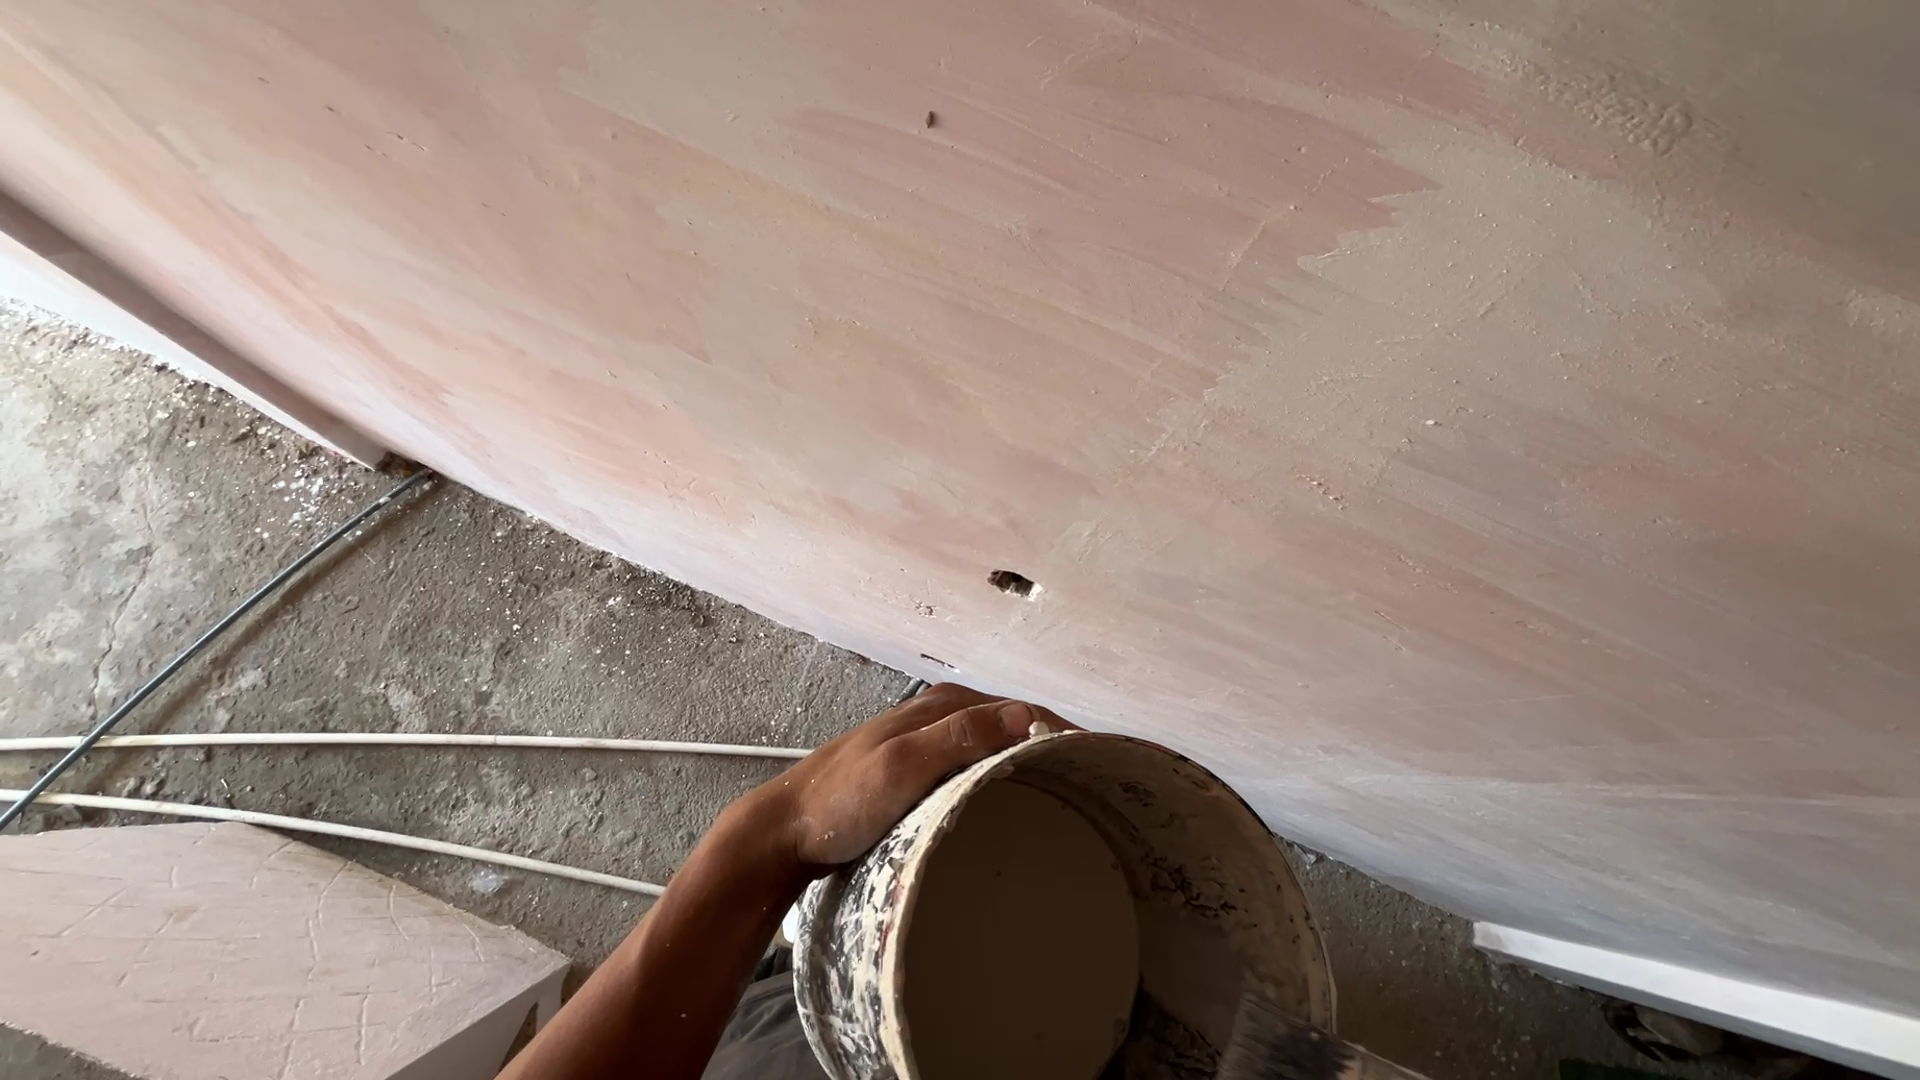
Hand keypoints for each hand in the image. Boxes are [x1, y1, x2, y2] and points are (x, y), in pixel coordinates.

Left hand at [749, 683, 1075, 868]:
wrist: (786, 829)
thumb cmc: (841, 799)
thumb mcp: (901, 766)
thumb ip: (959, 737)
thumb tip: (1028, 714)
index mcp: (946, 706)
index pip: (1023, 711)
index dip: (1067, 733)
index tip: (1107, 765)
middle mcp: (944, 716)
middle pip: (1016, 727)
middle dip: (1057, 748)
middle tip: (1099, 789)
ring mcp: (933, 743)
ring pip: (999, 748)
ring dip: (1033, 764)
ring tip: (1071, 799)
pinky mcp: (924, 772)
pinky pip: (979, 768)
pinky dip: (1006, 779)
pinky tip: (1016, 806)